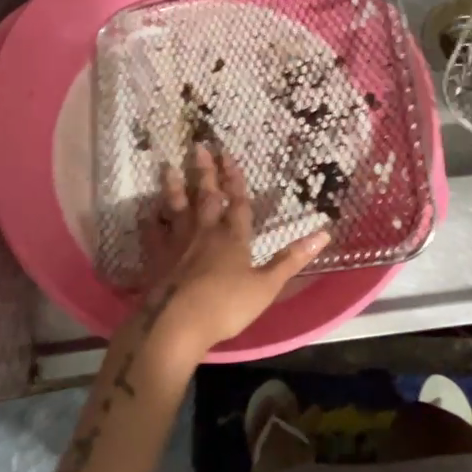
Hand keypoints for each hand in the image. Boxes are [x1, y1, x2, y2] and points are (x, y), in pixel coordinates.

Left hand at [135, 145, 330, 359]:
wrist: (176, 324)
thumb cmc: (226, 306)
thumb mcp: (266, 285)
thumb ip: (291, 259)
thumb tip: (324, 233)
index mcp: (233, 238)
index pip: (237, 202)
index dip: (235, 179)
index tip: (228, 155)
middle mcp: (205, 233)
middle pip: (206, 197)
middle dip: (205, 172)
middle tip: (199, 147)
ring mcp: (178, 245)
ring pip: (177, 209)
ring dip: (175, 189)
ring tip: (169, 168)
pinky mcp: (157, 260)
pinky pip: (153, 235)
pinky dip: (150, 222)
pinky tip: (146, 213)